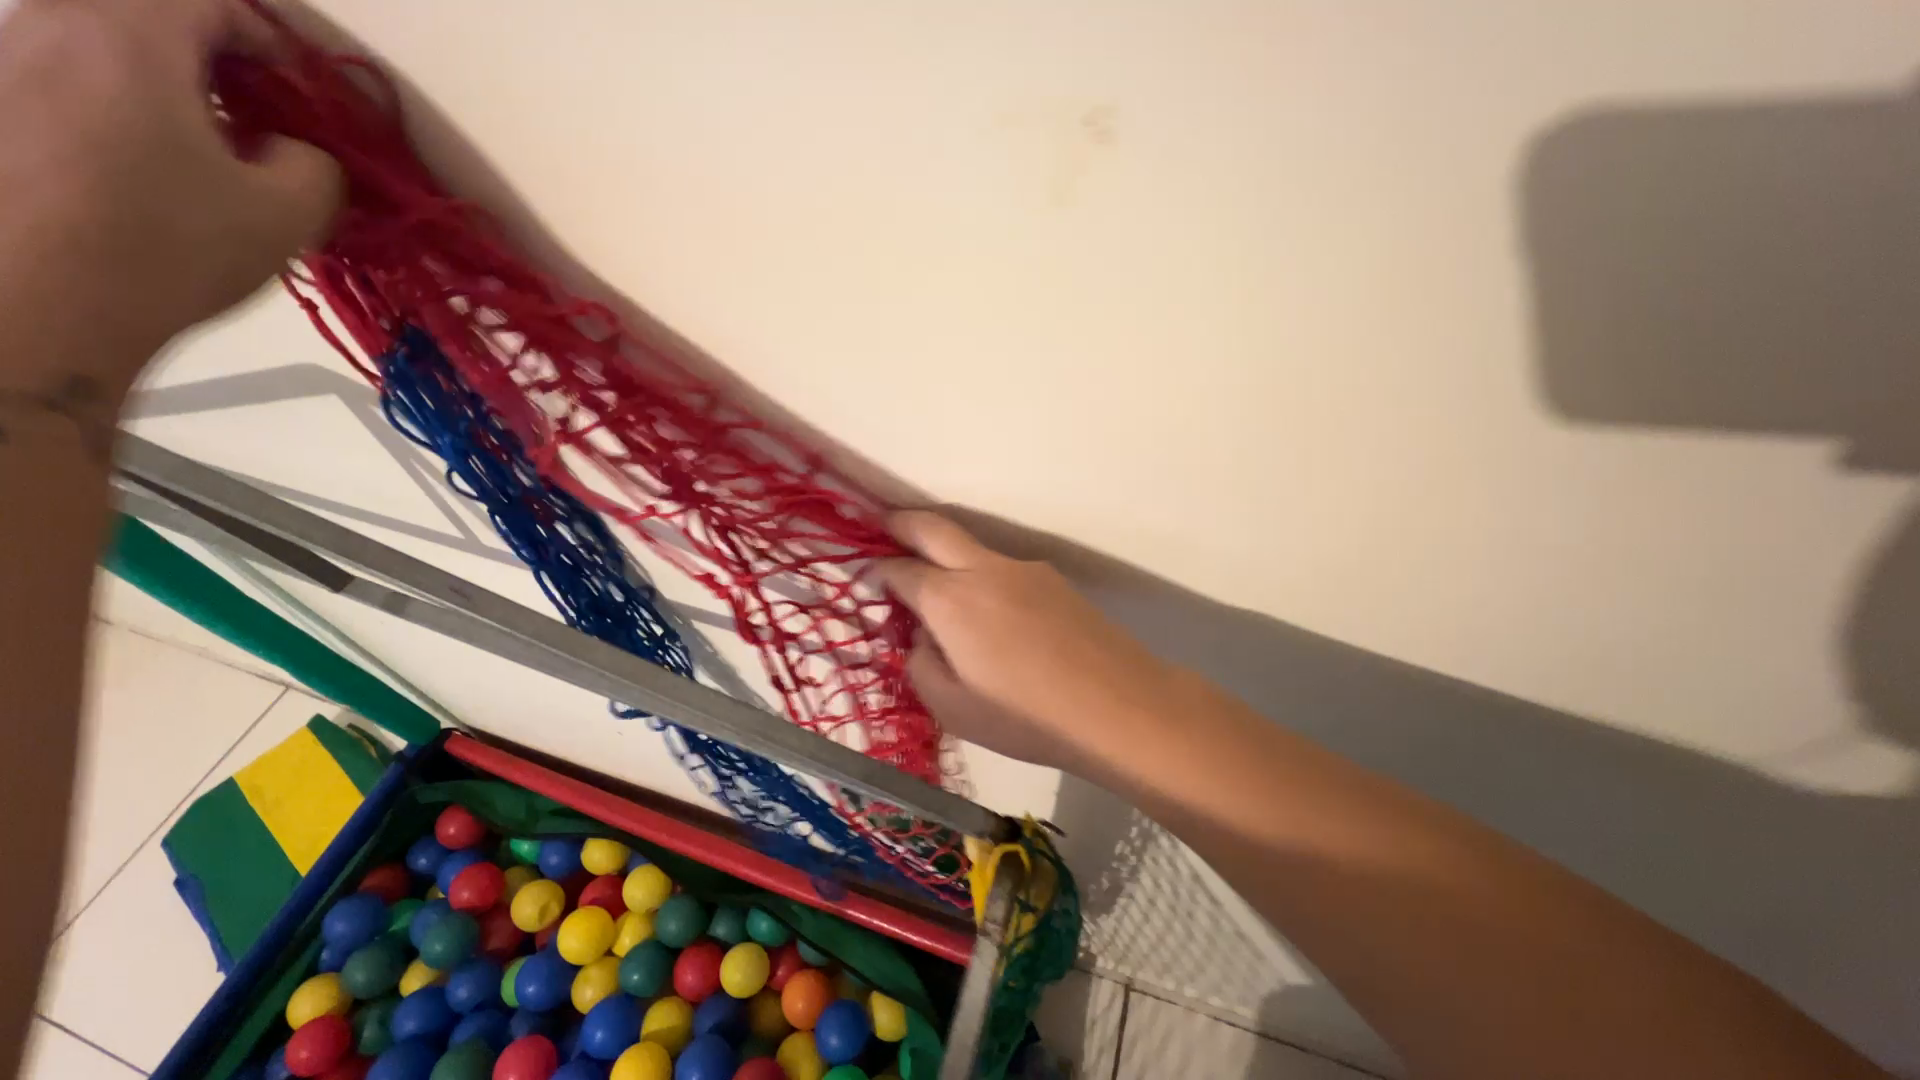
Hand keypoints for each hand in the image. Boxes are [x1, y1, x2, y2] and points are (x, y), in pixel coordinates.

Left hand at [0, 0, 339, 394]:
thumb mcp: (286, 216)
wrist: (31, 308)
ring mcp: (1, 66)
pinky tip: (136, 173)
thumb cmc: (168, 248)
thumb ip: (317, 167)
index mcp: (129, 37)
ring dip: (154, 83)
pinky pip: (57, 83)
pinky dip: (108, 109)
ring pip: (96, 48)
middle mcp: (50, 28)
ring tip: (194, 151)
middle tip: (251, 117)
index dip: (268, 40)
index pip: (211, 2)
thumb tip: (299, 152)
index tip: (297, 92)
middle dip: (209, 58)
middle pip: (143, 15)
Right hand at [877, 510, 1179, 771]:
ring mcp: (1025, 570)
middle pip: (934, 527)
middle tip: (881, 524)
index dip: (878, 571)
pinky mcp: (1056, 581)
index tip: (869, 578)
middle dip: (901, 522)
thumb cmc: (1026, 717)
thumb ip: (921, 664)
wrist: (1118, 706)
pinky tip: (995, 619)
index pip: (900, 570)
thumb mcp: (952, 708)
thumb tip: (923, 636)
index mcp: (950, 600)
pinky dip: (984, 579)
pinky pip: (1005, 571)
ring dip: (948, 555)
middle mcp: (984, 570)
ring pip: (973, 548)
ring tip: (943, 590)